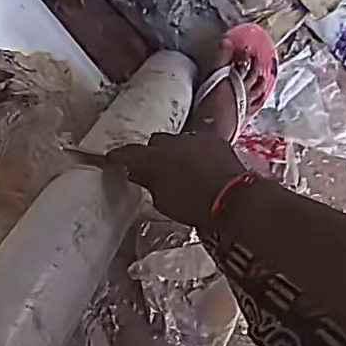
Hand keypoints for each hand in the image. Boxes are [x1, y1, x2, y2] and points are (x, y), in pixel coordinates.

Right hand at [106, 132, 252, 228]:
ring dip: (174, 151)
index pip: (128, 153)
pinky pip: (196, 143)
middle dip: (151, 152)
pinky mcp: (214, 141)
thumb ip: (149, 183)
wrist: (233, 200)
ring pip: (176, 140)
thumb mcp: (163, 201)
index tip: (111, 159)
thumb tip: (137, 172)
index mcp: (154, 158)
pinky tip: (196, 165)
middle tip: (150, 168)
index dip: (118, 156)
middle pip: (154, 142)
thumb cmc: (193, 206)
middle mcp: (172, 142)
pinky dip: (192, 152)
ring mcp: (195, 139)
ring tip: (176, 167)